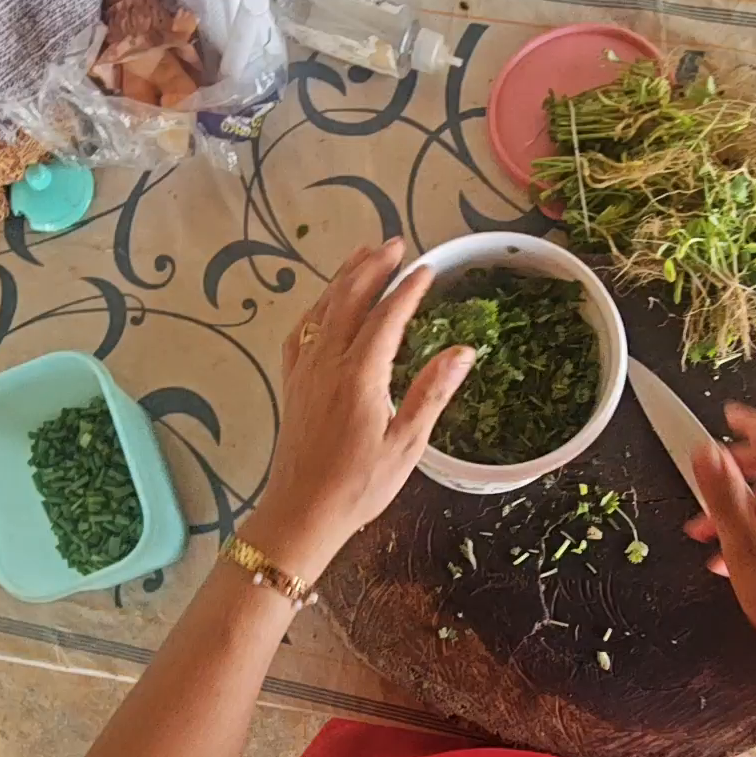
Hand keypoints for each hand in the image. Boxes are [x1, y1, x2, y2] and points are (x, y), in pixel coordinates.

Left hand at [248, 239, 474, 576]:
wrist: (302, 513)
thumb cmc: (359, 485)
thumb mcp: (406, 445)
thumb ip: (431, 393)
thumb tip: (464, 351)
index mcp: (360, 376)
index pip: (387, 317)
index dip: (408, 289)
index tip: (427, 269)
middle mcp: (328, 364)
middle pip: (349, 300)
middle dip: (372, 268)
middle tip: (394, 243)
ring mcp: (304, 372)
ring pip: (321, 311)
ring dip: (342, 280)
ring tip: (361, 256)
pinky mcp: (291, 386)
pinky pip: (299, 335)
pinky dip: (314, 310)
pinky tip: (321, 306)